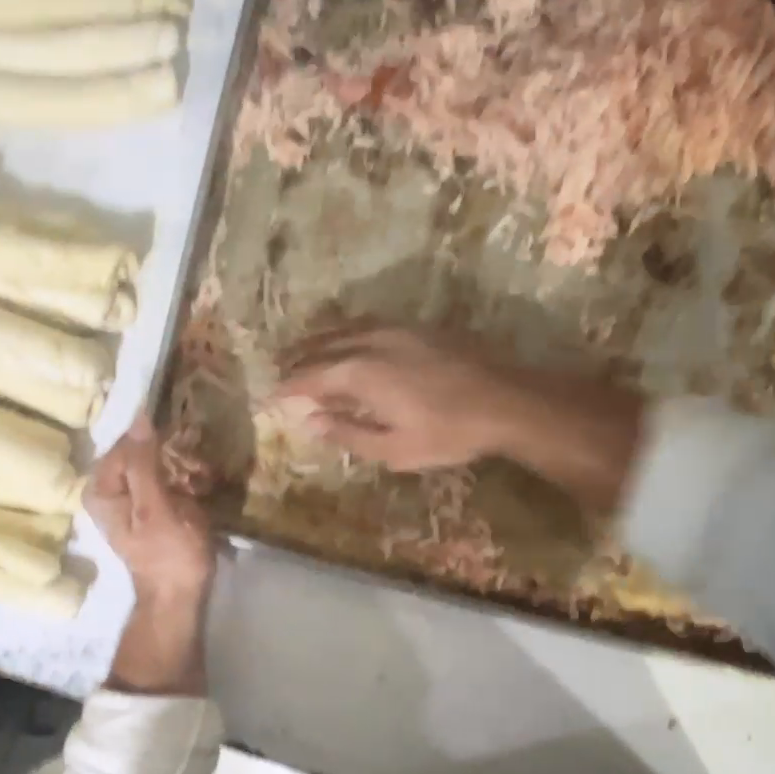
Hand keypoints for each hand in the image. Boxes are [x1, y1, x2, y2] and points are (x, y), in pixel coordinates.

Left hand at [88, 414, 215, 694]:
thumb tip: (139, 417)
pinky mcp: (147, 507)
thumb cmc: (168, 556)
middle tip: (199, 467)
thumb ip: (144, 463)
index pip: (128, 441)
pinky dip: (183, 480)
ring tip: (203, 479)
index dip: (159, 439)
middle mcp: (108, 489)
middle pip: (141, 451)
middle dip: (173, 454)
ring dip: (183, 466)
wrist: (177, 598)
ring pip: (156, 463)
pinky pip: (164, 479)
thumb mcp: (155, 507)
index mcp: (100, 488)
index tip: (188, 443)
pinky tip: (200, 488)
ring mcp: (128, 498)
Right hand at [274, 325, 645, 512]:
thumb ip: (346, 433)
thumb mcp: (392, 448)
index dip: (284, 389)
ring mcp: (394, 328)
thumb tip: (308, 421)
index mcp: (359, 372)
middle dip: (295, 361)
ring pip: (342, 329)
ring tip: (301, 355)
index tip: (266, 400)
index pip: (307, 377)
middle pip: (320, 347)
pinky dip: (343, 334)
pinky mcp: (415, 326)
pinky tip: (345, 345)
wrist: (507, 400)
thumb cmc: (447, 433)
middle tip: (277, 375)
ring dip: (317, 343)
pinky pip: (365, 324)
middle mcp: (370, 341)